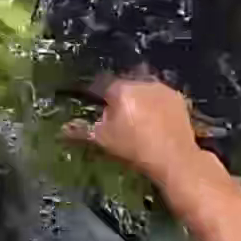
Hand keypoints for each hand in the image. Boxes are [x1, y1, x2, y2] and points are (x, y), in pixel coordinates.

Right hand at [67, 74, 204, 180]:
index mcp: (121, 90)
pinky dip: (155, 104)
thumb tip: (63, 127)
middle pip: (124, 86)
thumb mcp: (103, 141)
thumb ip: (81, 130)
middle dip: (119, 97)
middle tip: (118, 117)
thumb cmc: (134, 148)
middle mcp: (142, 83)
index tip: (97, 108)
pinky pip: (160, 96)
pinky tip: (156, 120)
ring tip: (138, 119)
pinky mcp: (177, 98)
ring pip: (143, 89)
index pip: (102, 85)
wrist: (174, 158)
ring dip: (138, 99)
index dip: (97, 97)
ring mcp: (162, 88)